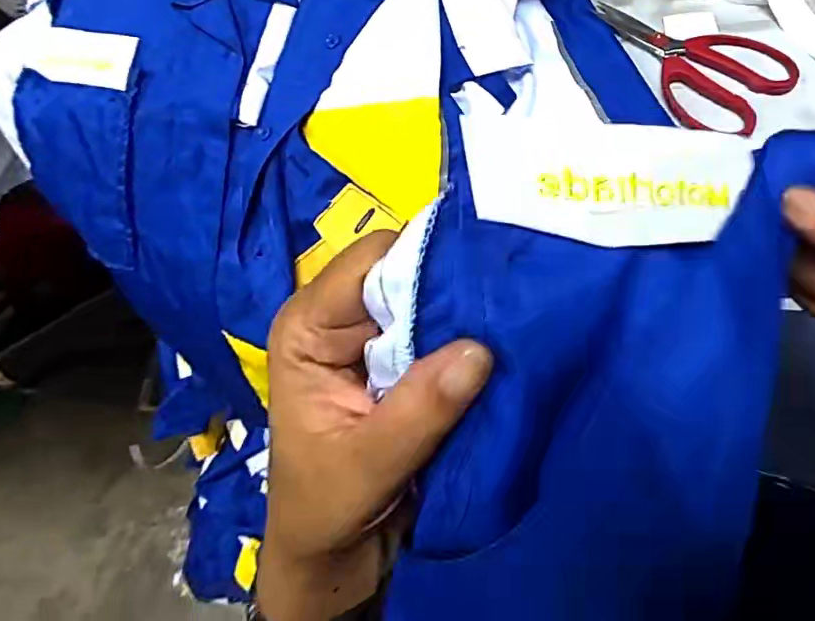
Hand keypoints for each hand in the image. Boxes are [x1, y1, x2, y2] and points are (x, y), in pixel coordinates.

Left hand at [261, 229, 492, 620]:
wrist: (334, 554)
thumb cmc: (324, 511)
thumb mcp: (366, 467)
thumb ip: (417, 411)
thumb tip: (479, 350)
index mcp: (308, 325)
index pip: (369, 262)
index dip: (420, 261)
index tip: (475, 275)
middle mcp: (338, 314)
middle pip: (402, 268)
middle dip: (448, 282)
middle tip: (501, 295)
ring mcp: (371, 331)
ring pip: (426, 292)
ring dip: (462, 308)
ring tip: (506, 314)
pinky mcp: (399, 351)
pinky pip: (440, 323)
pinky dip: (466, 332)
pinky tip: (496, 338)